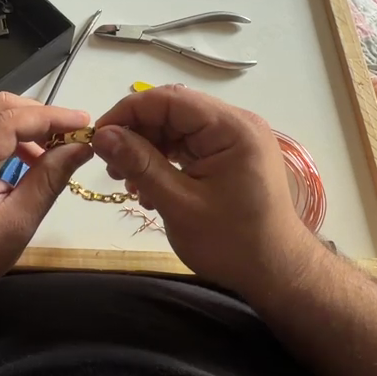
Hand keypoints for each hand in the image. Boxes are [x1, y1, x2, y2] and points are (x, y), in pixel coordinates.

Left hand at [0, 93, 92, 304]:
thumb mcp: (15, 225)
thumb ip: (48, 181)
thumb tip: (79, 148)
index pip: (11, 120)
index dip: (52, 117)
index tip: (85, 123)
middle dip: (40, 116)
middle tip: (72, 135)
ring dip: (24, 123)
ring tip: (53, 148)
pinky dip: (6, 132)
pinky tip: (26, 155)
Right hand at [92, 85, 323, 300]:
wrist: (278, 276)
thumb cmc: (232, 243)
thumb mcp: (179, 204)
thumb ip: (139, 164)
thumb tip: (101, 135)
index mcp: (232, 128)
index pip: (169, 100)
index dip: (129, 112)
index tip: (98, 137)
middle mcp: (236, 124)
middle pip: (172, 111)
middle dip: (136, 134)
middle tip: (111, 166)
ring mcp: (235, 139)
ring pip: (177, 128)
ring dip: (147, 150)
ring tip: (128, 183)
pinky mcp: (230, 156)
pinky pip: (188, 145)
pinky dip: (164, 161)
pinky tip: (148, 188)